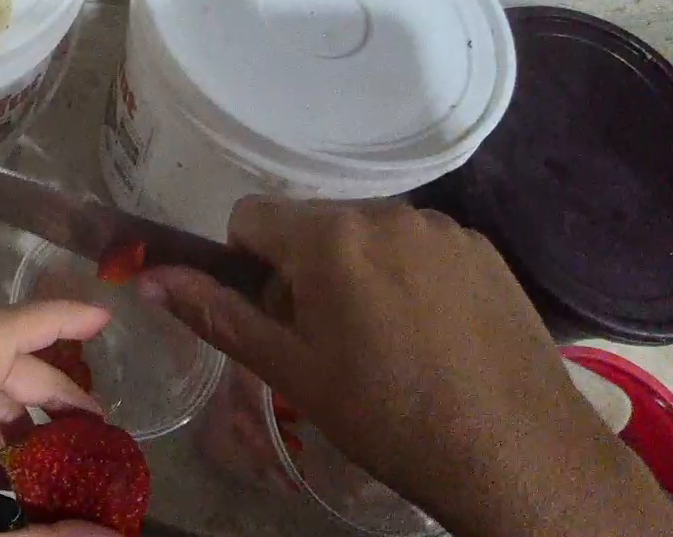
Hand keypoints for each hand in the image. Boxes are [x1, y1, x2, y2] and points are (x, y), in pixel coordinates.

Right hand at [140, 199, 672, 536]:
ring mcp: (438, 225)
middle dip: (301, 267)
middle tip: (330, 338)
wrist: (525, 462)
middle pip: (308, 223)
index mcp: (327, 234)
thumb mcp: (289, 370)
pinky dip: (405, 271)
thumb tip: (147, 278)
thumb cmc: (388, 416)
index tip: (277, 316)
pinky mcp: (481, 246)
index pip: (250, 215)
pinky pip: (415, 241)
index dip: (248, 264)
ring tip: (385, 338)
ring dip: (353, 266)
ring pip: (361, 231)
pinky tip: (431, 330)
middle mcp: (381, 210)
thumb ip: (214, 313)